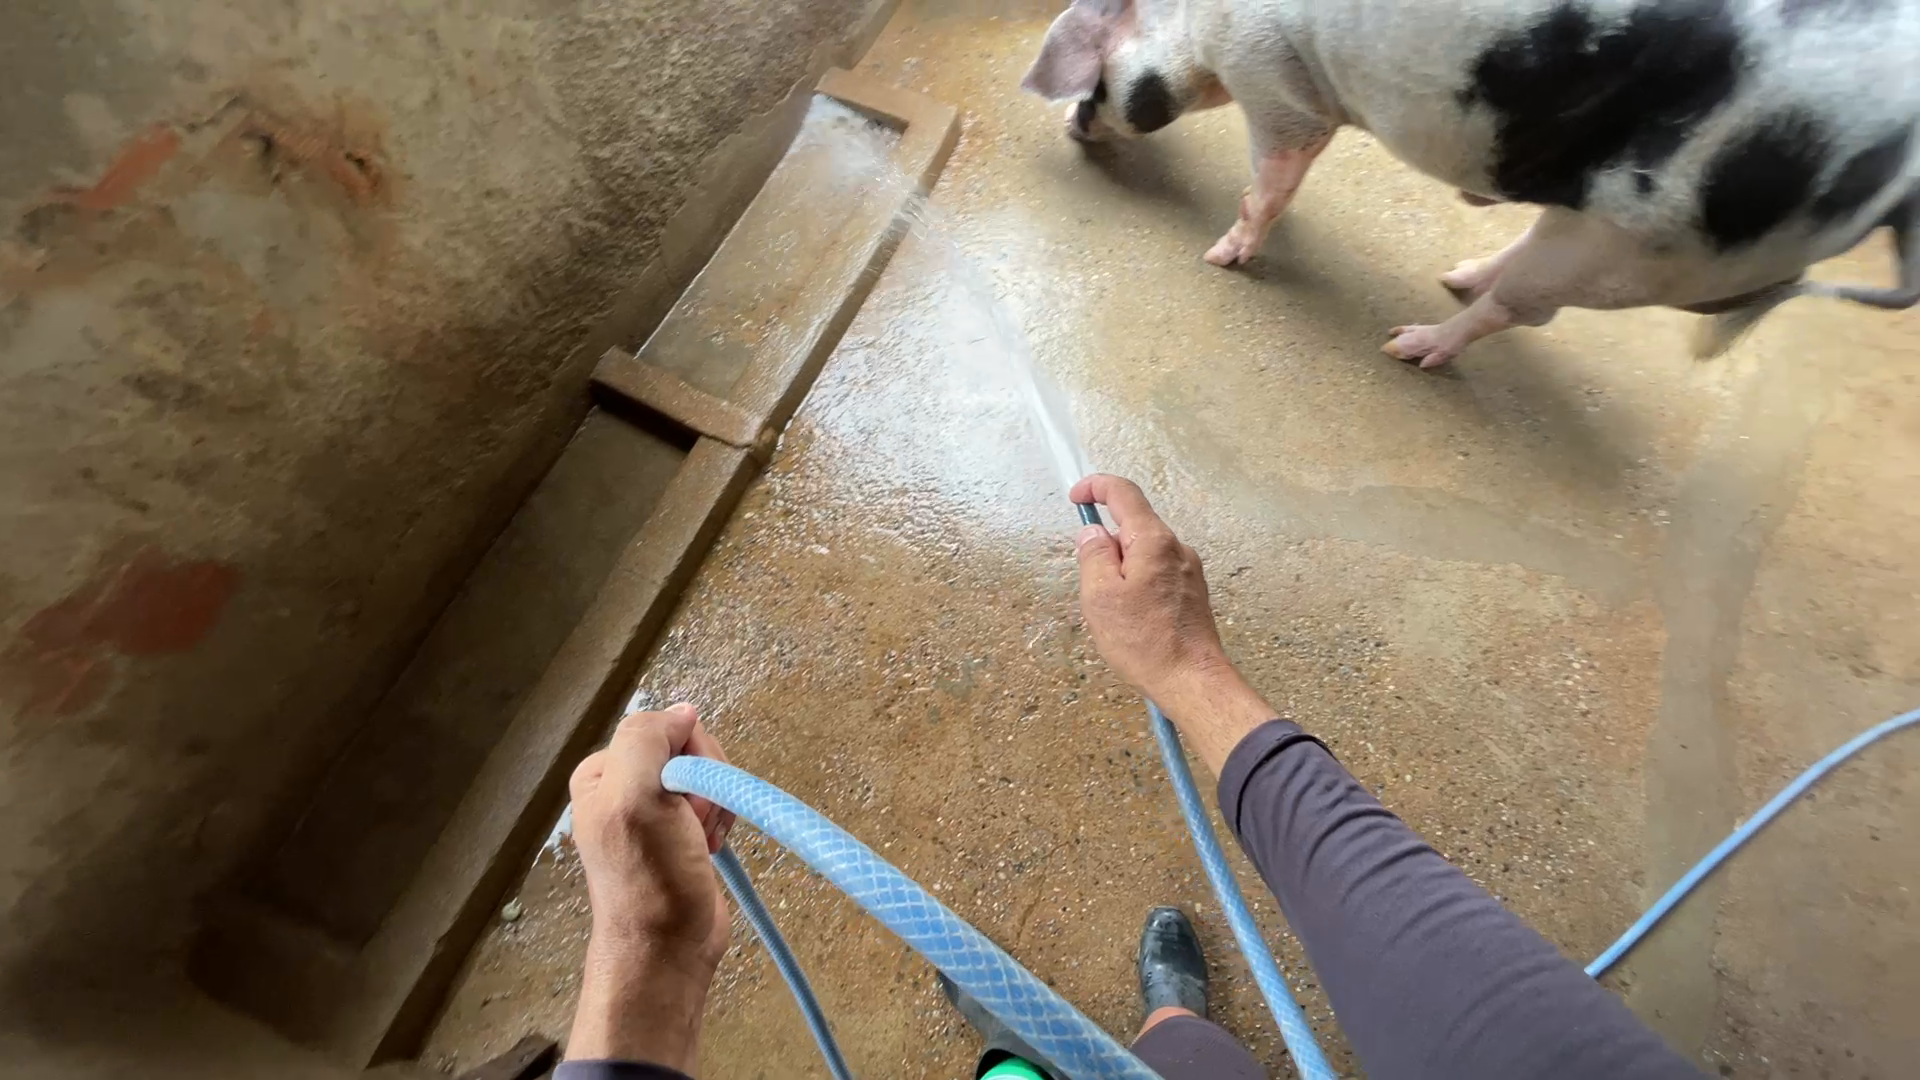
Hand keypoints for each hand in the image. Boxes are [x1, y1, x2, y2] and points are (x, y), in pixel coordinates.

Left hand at [565, 704, 733, 1068]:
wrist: (667, 948)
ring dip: (717, 801)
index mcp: (604, 772)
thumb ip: (647, 740)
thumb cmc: (649, 877)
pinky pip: (716, 797)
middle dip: (706, 781)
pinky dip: (722, 816)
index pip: (665, 728)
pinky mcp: (682, 829)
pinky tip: (712, 844)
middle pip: (689, 747)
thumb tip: (683, 710)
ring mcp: (655, 808)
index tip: (686, 797)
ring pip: (708, 771)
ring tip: (705, 837)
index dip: (689, 755)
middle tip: (695, 822)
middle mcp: (626, 785)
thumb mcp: (635, 798)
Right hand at [1071, 475, 1276, 773]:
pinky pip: (1156, 571)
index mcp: (1153, 541)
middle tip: (1091, 584)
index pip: (1124, 493)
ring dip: (1120, 568)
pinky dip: (1136, 582)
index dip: (1096, 486)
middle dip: (1105, 544)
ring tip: (1113, 612)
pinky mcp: (1192, 591)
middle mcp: (1176, 548)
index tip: (1075, 497)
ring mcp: (1188, 570)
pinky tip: (1132, 618)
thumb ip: (1093, 556)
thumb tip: (1092, 533)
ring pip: (1143, 552)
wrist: (1193, 681)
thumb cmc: (1144, 641)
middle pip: (1133, 525)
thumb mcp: (1100, 597)